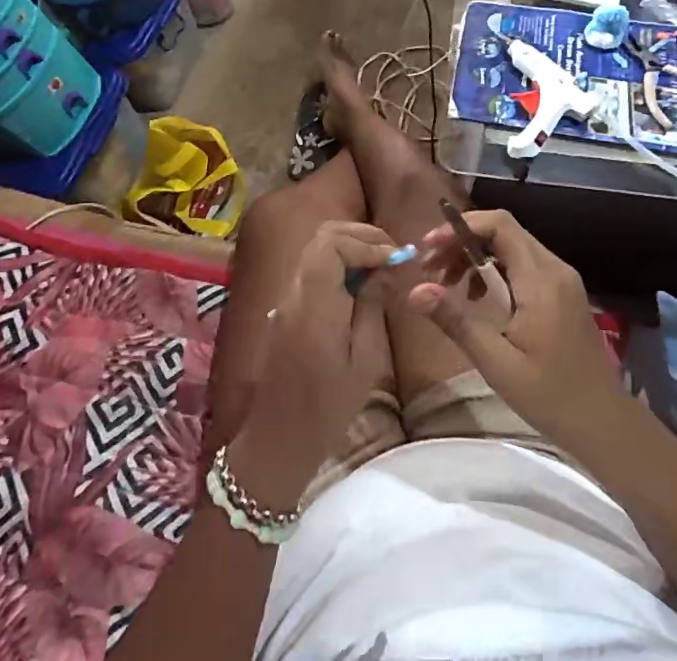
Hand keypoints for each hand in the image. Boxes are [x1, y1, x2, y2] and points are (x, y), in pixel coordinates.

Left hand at [226, 222, 397, 509]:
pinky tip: (362, 284)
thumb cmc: (328, 407)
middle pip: (323, 237)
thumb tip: (387, 268)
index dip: (368, 242)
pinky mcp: (287, 309)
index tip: (397, 259)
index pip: (333, 243)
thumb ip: (372, 305)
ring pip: (317, 250)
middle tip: (394, 255)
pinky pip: (313, 270)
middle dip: (362, 237)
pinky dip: (339, 264)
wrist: (278, 440)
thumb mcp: (364, 359)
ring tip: (384, 267)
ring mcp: (286, 299)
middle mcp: (294, 293)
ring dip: (351, 248)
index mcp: (314, 304)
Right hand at [408, 210, 630, 450]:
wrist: (602, 420)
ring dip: (476, 257)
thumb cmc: (549, 394)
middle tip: (431, 270)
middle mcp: (555, 269)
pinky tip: (477, 298)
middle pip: (504, 232)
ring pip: (512, 248)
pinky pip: (523, 266)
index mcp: (541, 280)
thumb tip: (414, 291)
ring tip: (446, 284)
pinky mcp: (562, 293)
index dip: (461, 227)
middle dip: (462, 242)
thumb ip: (456, 321)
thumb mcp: (496, 361)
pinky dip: (494, 271)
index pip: (500, 225)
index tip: (429, 248)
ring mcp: (562, 280)